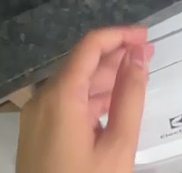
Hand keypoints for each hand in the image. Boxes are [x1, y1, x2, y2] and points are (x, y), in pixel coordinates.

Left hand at [16, 27, 152, 172]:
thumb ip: (130, 96)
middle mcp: (41, 98)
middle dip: (116, 56)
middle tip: (148, 59)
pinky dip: (88, 99)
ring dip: (104, 78)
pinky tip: (111, 107)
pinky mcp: (33, 135)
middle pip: (81, 62)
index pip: (91, 45)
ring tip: (135, 81)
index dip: (120, 35)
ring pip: (72, 83)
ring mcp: (34, 118)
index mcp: (60, 94)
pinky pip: (64, 103)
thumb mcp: (117, 146)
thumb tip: (137, 56)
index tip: (147, 38)